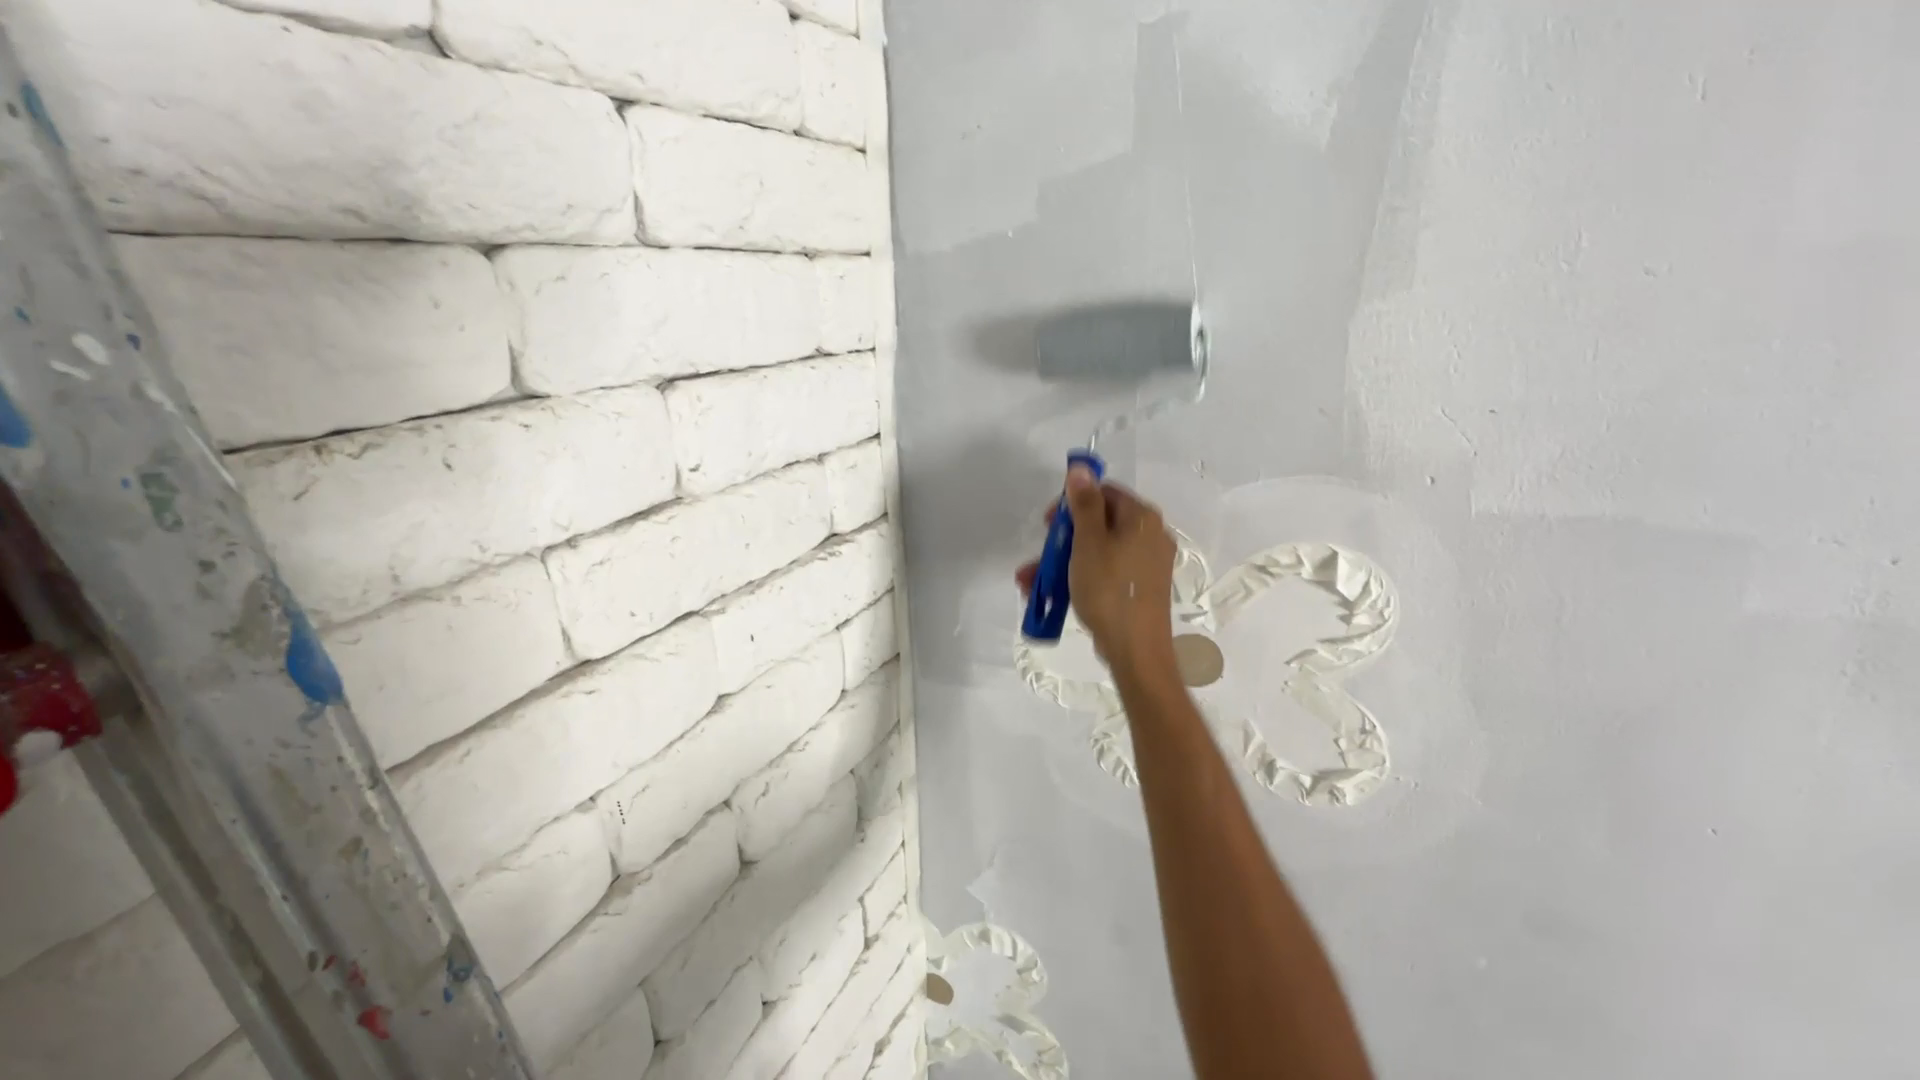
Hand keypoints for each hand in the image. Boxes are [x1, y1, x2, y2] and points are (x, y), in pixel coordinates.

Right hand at [1017, 465, 1178, 679]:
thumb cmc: (1109, 590)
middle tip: (1040, 556)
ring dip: (1062, 562)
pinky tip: (1051, 594)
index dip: (1073, 503)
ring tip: (1031, 582)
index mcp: (1141, 518)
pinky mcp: (1140, 589)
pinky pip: (1105, 573)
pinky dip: (1079, 578)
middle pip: (1099, 523)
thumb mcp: (1088, 543)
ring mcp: (1147, 565)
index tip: (1049, 524)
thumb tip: (1081, 468)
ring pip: (1097, 552)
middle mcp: (1150, 536)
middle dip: (1062, 540)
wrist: (1136, 650)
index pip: (1104, 492)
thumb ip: (1084, 504)